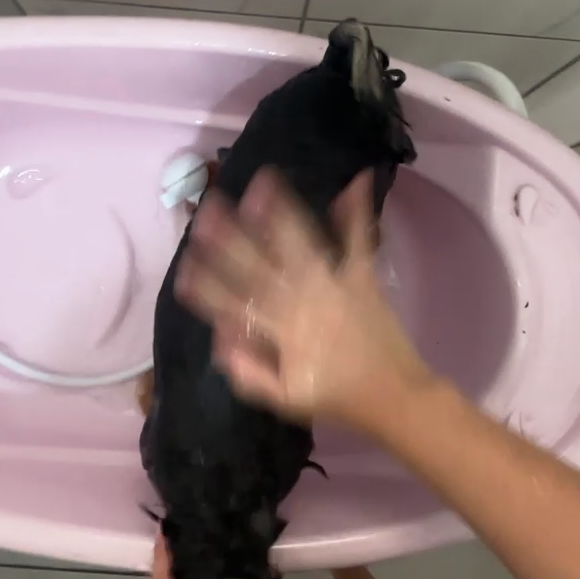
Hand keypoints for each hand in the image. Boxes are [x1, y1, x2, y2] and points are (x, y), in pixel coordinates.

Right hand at [175, 168, 434, 426]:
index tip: (185, 264)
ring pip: (300, 243)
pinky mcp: (362, 278)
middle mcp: (302, 300)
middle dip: (230, 237)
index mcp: (281, 331)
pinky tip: (357, 180)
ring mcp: (333, 284)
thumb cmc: (336, 397)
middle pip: (259, 264)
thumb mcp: (285, 398)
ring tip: (262, 183)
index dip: (206, 284)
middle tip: (209, 208)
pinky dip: (357, 212)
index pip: (233, 303)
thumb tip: (220, 337)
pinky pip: (359, 242)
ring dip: (279, 213)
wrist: (394, 396)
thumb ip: (249, 372)